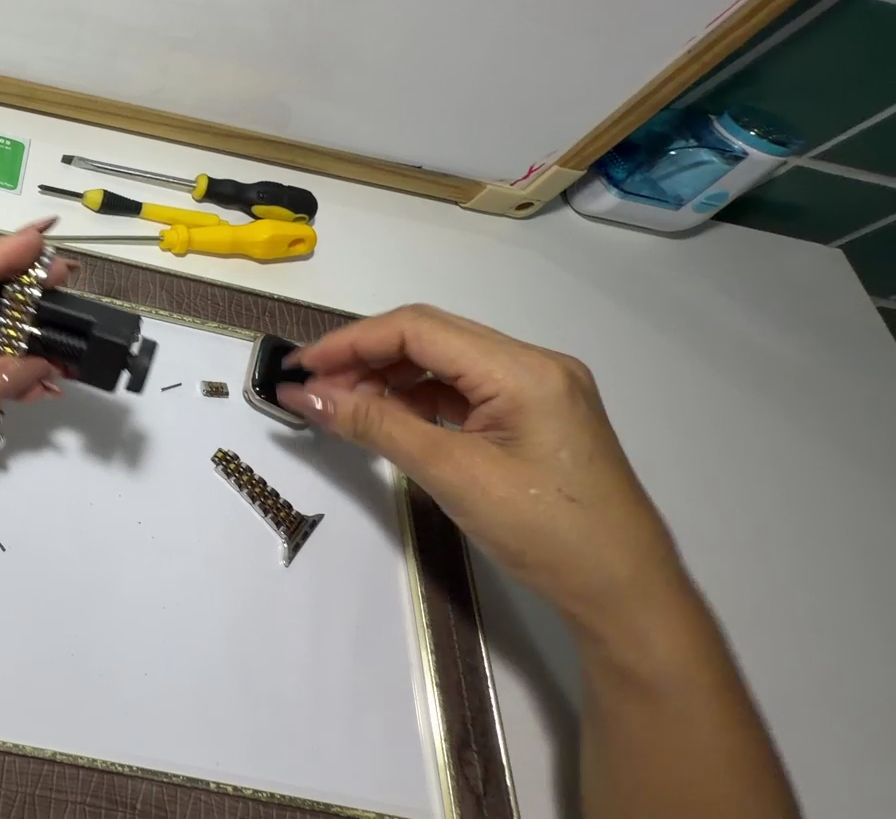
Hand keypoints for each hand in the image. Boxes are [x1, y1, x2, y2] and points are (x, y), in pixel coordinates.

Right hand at [277, 304, 688, 640]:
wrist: (626, 598)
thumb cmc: (545, 533)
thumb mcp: (450, 473)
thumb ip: (373, 424)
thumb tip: (304, 395)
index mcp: (523, 369)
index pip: (417, 329)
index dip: (350, 342)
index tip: (301, 369)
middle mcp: (532, 364)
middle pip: (427, 337)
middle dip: (362, 357)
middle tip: (313, 388)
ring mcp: (535, 389)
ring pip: (439, 362)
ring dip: (385, 377)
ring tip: (341, 406)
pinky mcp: (530, 415)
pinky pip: (457, 389)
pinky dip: (412, 398)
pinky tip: (383, 418)